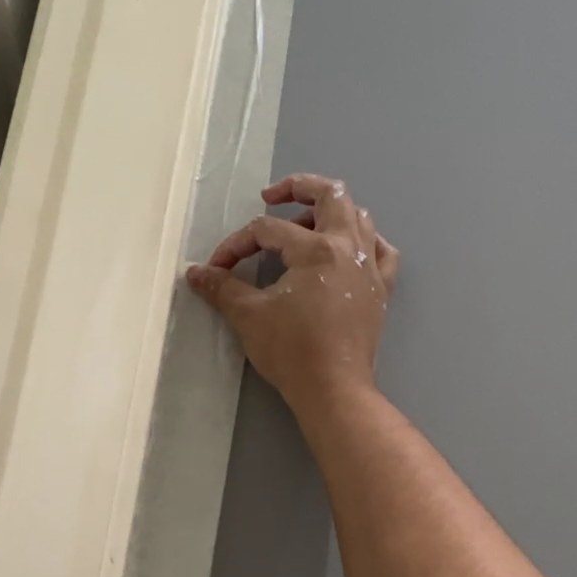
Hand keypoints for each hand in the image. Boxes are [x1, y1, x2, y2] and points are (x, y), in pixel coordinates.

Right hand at [186, 173, 399, 411]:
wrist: (333, 388)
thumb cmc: (291, 350)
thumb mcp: (248, 316)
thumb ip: (222, 287)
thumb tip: (195, 272)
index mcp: (315, 249)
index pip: (267, 231)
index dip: (236, 245)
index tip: (216, 269)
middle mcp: (348, 247)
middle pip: (331, 195)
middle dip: (299, 188)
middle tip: (272, 197)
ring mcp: (369, 267)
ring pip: (358, 217)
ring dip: (329, 212)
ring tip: (303, 226)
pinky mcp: (380, 289)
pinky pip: (381, 250)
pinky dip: (364, 241)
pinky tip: (349, 249)